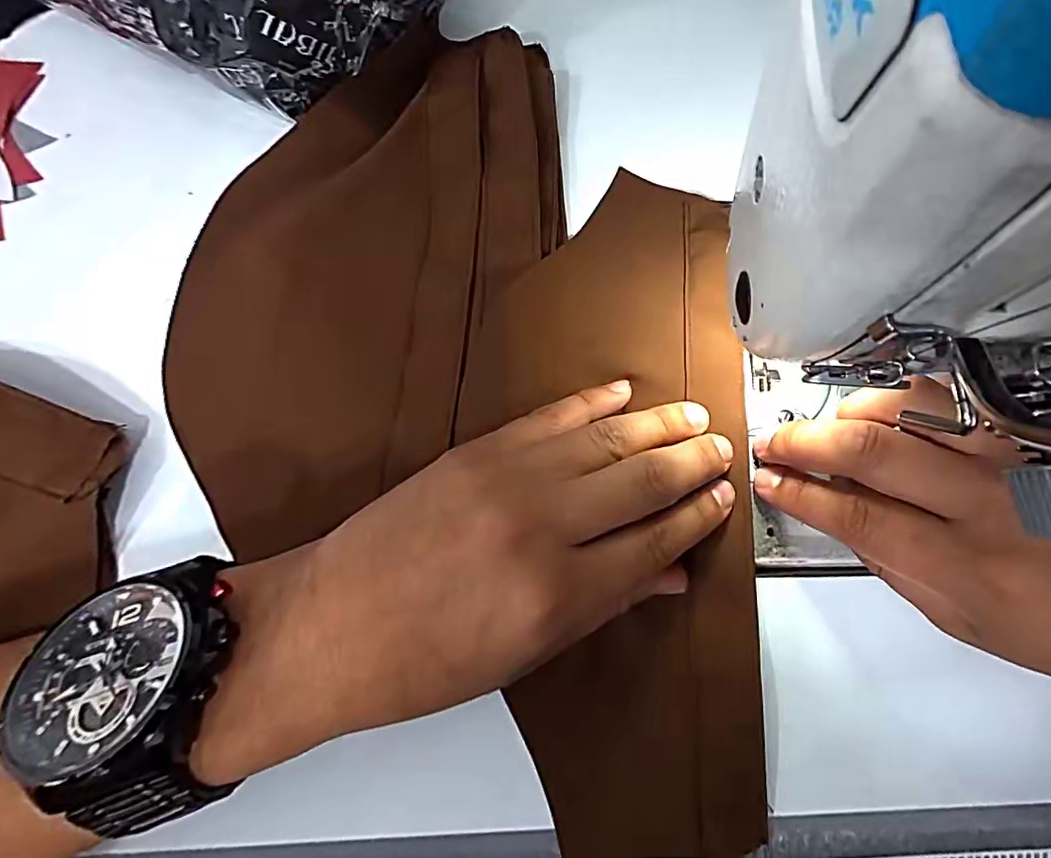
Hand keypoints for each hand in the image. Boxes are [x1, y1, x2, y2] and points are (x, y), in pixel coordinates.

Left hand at [212, 380, 735, 769]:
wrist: (328, 625)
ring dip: (658, 424)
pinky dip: (592, 401)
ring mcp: (509, 478)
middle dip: (692, 462)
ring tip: (693, 416)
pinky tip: (623, 392)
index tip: (721, 499)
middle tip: (721, 449)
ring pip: (607, 439)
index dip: (696, 517)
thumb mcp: (526, 650)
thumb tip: (669, 574)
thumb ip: (607, 602)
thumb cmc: (425, 658)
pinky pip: (551, 416)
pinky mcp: (479, 450)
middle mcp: (541, 526)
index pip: (654, 541)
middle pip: (643, 481)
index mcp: (557, 592)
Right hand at [753, 378, 1050, 691]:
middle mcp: (987, 504)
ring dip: (848, 412)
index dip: (802, 493)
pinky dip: (897, 397)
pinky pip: (947, 398)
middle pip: (874, 450)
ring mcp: (1009, 458)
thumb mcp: (962, 622)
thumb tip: (838, 520)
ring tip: (821, 428)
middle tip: (774, 442)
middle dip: (807, 441)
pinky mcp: (1023, 434)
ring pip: (907, 408)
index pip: (860, 515)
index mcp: (967, 568)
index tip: (769, 479)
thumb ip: (893, 565)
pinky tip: (874, 411)